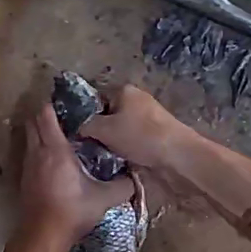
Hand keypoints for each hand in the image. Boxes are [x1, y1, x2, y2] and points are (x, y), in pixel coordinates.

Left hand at [18, 101, 135, 245]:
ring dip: (40, 131)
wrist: (43, 237)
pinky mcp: (24, 178)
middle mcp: (38, 153)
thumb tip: (137, 177)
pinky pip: (29, 153)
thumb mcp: (104, 199)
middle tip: (65, 116)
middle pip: (32, 122)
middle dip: (45, 114)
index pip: (46, 116)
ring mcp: (27, 166)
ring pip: (29, 137)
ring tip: (61, 134)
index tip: (67, 103)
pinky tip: (54, 158)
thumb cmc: (72, 212)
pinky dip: (38, 148)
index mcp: (55, 151)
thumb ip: (123, 185)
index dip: (53, 105)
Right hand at [78, 85, 198, 172]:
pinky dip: (124, 149)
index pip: (94, 98)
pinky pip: (131, 140)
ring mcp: (147, 118)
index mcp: (123, 90)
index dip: (82, 114)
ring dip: (111, 143)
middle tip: (84, 147)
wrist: (178, 155)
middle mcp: (135, 100)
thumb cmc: (140, 136)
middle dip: (97, 131)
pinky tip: (116, 161)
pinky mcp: (154, 134)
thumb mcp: (104, 129)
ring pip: (119, 130)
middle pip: (107, 115)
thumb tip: (76, 128)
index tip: (72, 132)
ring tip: (99, 157)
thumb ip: (86, 126)